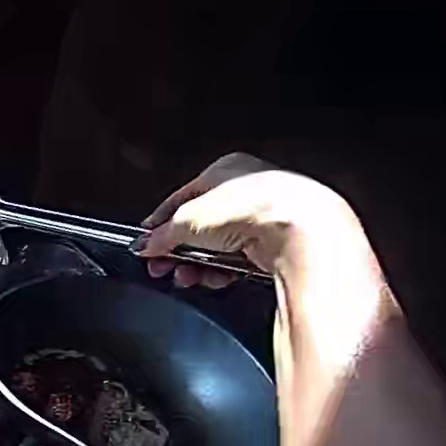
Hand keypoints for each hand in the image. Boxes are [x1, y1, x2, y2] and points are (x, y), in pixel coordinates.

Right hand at [136, 153, 363, 288]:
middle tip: (163, 267)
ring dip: (197, 266)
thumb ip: (160, 235)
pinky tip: (217, 277)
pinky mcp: (273, 242)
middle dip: (177, 252)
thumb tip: (145, 244)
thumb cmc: (254, 209)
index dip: (159, 226)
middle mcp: (245, 189)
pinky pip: (236, 260)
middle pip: (196, 228)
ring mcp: (261, 217)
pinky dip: (222, 271)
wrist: (300, 231)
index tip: (146, 245)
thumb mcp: (187, 221)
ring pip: (215, 248)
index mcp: (225, 169)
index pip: (180, 200)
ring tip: (189, 276)